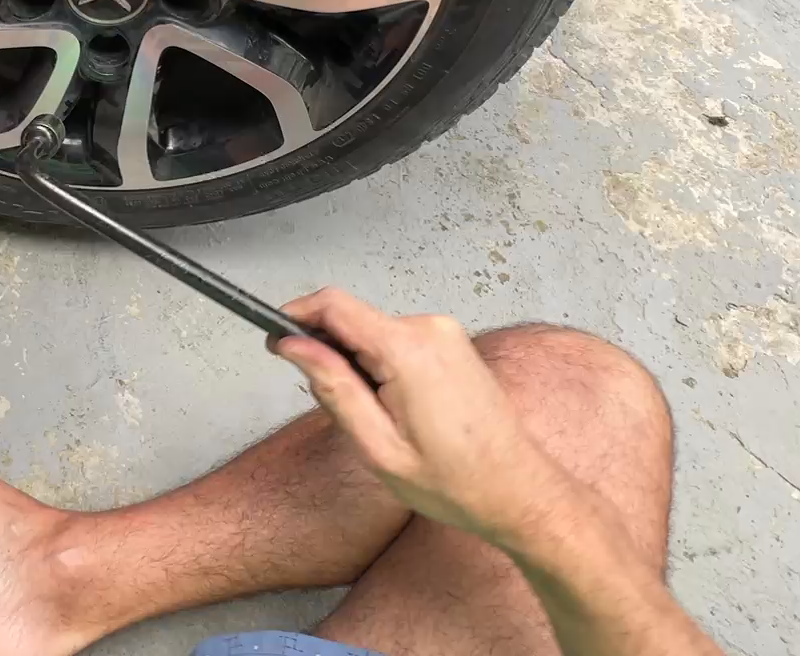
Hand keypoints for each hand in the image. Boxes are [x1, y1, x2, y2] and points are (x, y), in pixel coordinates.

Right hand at [273, 288, 566, 545]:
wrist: (523, 493)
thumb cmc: (454, 482)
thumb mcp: (377, 447)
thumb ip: (332, 388)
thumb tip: (292, 345)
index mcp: (407, 350)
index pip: (333, 305)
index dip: (295, 315)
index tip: (276, 340)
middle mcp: (427, 327)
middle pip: (349, 319)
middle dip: (329, 354)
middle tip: (340, 406)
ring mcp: (442, 330)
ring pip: (369, 330)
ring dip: (356, 363)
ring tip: (378, 414)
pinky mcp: (448, 339)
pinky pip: (392, 336)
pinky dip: (379, 362)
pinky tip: (398, 405)